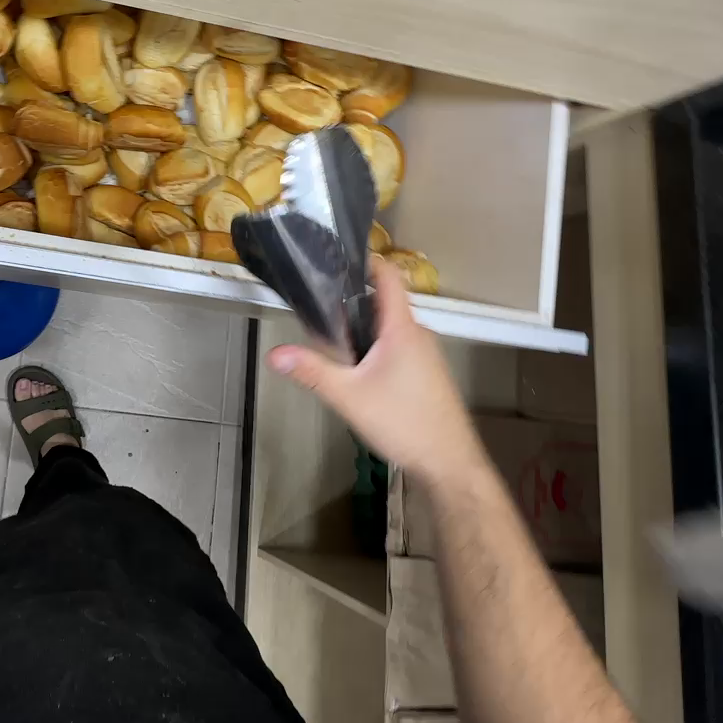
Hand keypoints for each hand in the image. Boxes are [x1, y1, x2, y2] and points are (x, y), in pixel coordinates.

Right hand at [268, 255, 485, 485]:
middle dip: (352, 300)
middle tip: (316, 303)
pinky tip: (356, 368)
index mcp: (402, 329)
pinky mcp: (427, 375)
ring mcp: (426, 355)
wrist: (449, 465)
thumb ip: (312, 371)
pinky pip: (398, 347)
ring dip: (363, 327)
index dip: (366, 261)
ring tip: (329, 336)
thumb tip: (273, 353)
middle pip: (384, 303)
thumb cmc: (403, 422)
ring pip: (390, 329)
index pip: (389, 278)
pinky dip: (375, 346)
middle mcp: (418, 334)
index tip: (337, 257)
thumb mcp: (349, 396)